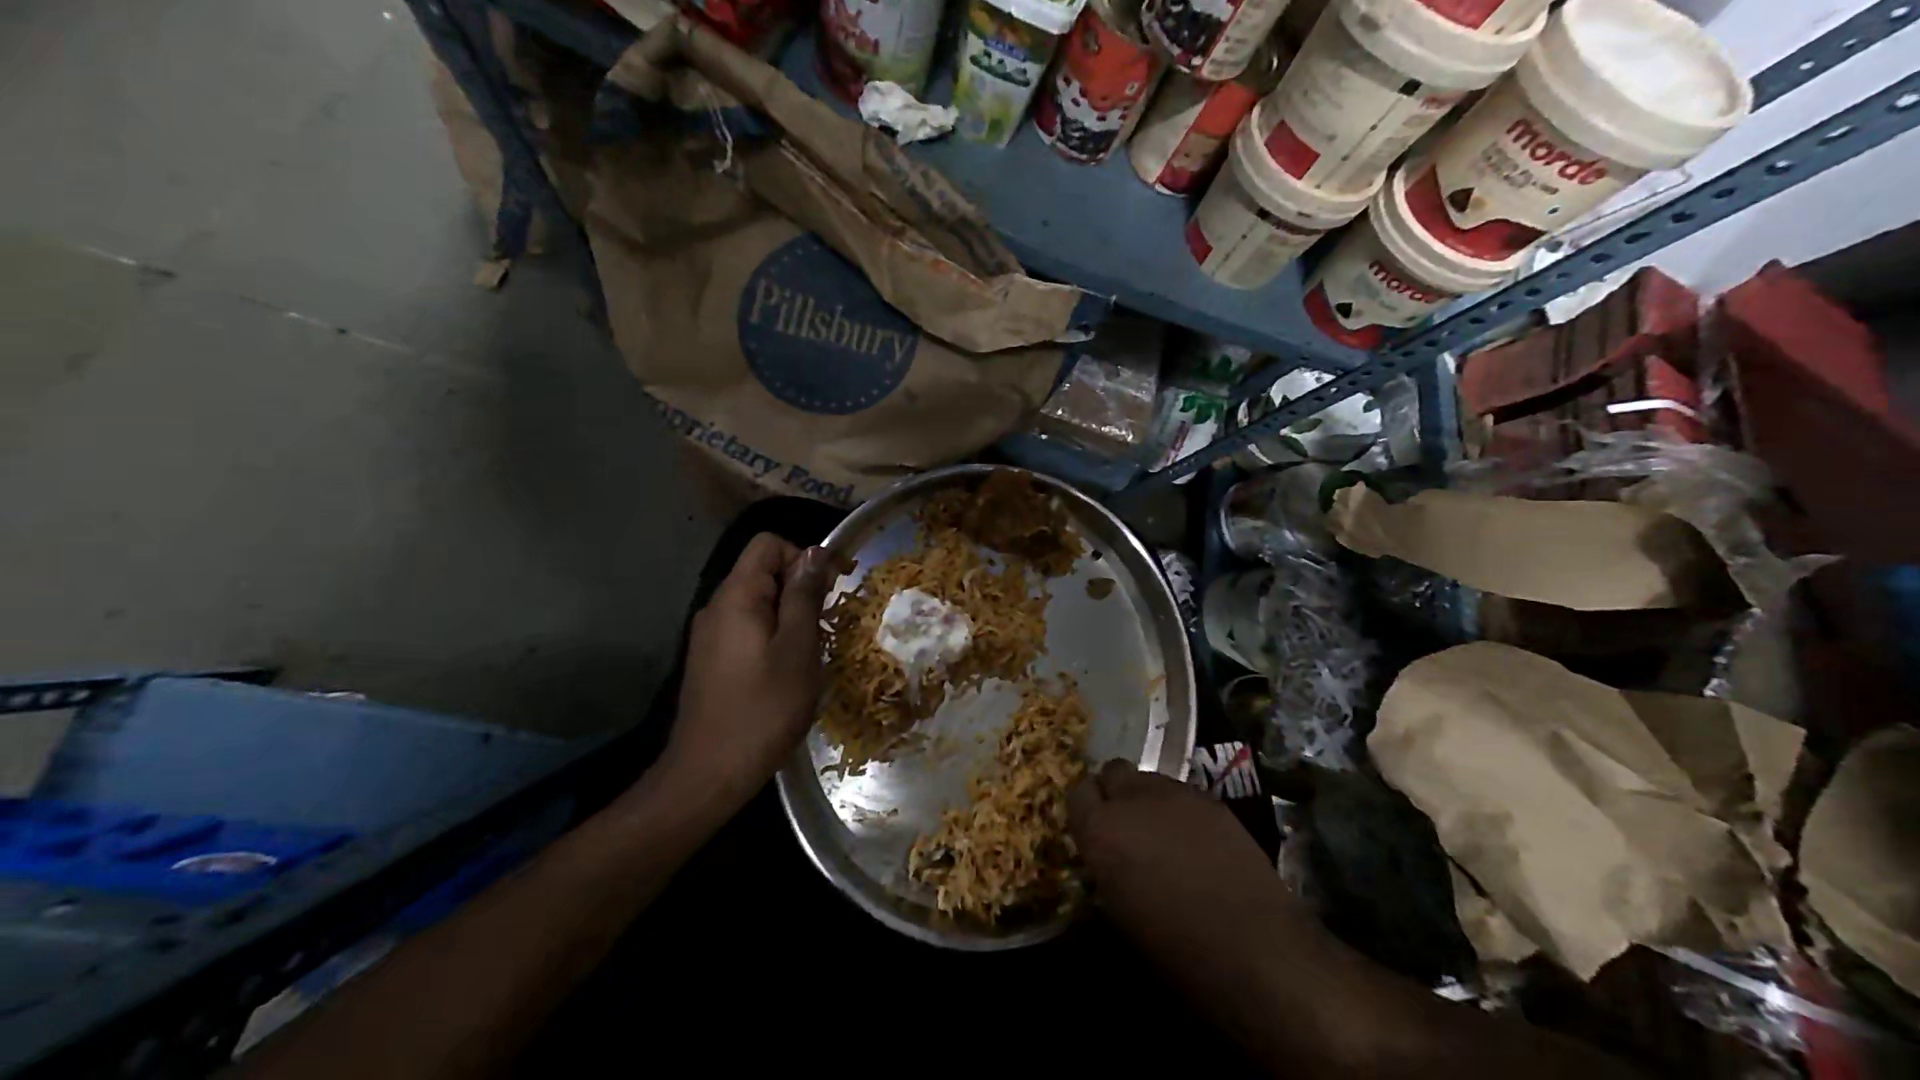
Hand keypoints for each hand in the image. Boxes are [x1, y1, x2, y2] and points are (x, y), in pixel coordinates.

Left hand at [657, 534, 833, 810]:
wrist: (708, 774)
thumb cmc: (763, 710)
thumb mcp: (798, 649)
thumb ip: (805, 596)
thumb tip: (816, 552)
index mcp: (736, 596)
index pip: (768, 544)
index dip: (803, 558)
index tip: (830, 591)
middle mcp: (716, 607)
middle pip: (762, 571)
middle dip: (800, 590)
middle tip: (826, 628)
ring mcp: (709, 635)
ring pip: (757, 603)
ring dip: (789, 617)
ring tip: (810, 653)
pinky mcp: (710, 660)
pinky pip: (746, 629)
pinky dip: (772, 637)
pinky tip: (787, 672)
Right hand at [1069, 760, 1298, 958]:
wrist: (1248, 942)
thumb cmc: (1172, 942)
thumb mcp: (1118, 909)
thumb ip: (1106, 866)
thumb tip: (1110, 856)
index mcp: (1100, 829)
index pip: (1078, 793)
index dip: (1087, 808)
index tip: (1094, 826)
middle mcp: (1132, 799)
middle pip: (1113, 771)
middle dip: (1115, 790)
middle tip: (1127, 822)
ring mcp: (1175, 793)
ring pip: (1149, 778)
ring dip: (1148, 798)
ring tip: (1164, 832)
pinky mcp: (1210, 799)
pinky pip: (1183, 793)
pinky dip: (1181, 809)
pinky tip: (1197, 840)